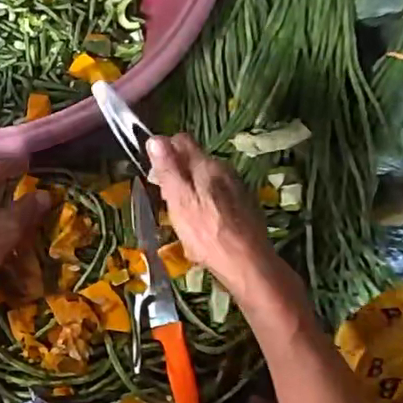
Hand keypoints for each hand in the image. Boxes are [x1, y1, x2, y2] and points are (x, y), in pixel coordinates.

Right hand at [148, 134, 276, 287]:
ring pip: (206, 179)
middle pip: (194, 160)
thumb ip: (168, 169)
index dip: (163, 151)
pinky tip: (203, 225)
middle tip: (166, 200)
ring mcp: (237, 187)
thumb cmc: (206, 233)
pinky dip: (205, 203)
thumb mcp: (179, 200)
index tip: (155, 174)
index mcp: (206, 165)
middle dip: (176, 174)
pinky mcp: (244, 205)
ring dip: (190, 190)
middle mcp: (224, 169)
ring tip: (183, 216)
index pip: (181, 140)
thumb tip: (155, 139)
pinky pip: (218, 195)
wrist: (248, 263)